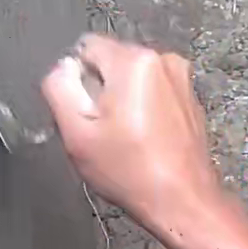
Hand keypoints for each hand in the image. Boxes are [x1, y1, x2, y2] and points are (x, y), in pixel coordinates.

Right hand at [40, 35, 224, 232]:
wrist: (182, 200)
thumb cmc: (130, 171)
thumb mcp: (76, 132)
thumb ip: (58, 88)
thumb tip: (63, 68)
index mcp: (134, 61)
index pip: (86, 48)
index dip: (76, 81)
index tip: (86, 114)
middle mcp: (162, 60)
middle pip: (110, 62)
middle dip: (99, 91)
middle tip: (102, 131)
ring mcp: (181, 78)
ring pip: (130, 79)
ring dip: (121, 102)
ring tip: (124, 139)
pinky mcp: (189, 97)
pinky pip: (151, 93)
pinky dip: (142, 110)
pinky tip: (144, 141)